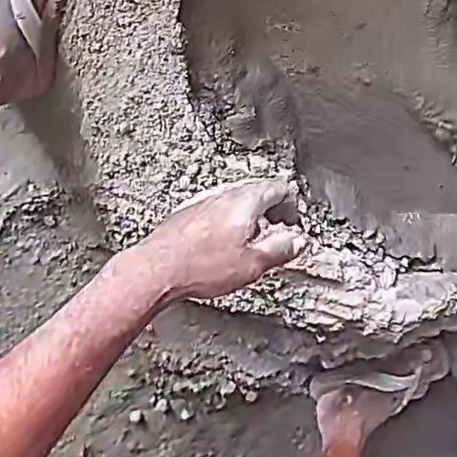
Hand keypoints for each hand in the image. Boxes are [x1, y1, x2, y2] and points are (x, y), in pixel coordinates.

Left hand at [129, 177, 306, 302]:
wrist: (156, 268)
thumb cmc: (200, 266)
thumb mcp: (251, 264)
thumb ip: (280, 250)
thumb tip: (299, 241)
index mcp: (245, 200)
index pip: (279, 188)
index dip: (292, 207)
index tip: (293, 224)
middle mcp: (225, 193)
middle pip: (258, 190)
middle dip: (272, 210)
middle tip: (277, 231)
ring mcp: (205, 199)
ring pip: (237, 198)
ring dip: (251, 215)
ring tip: (250, 240)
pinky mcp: (189, 210)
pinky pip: (218, 207)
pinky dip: (230, 219)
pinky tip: (223, 243)